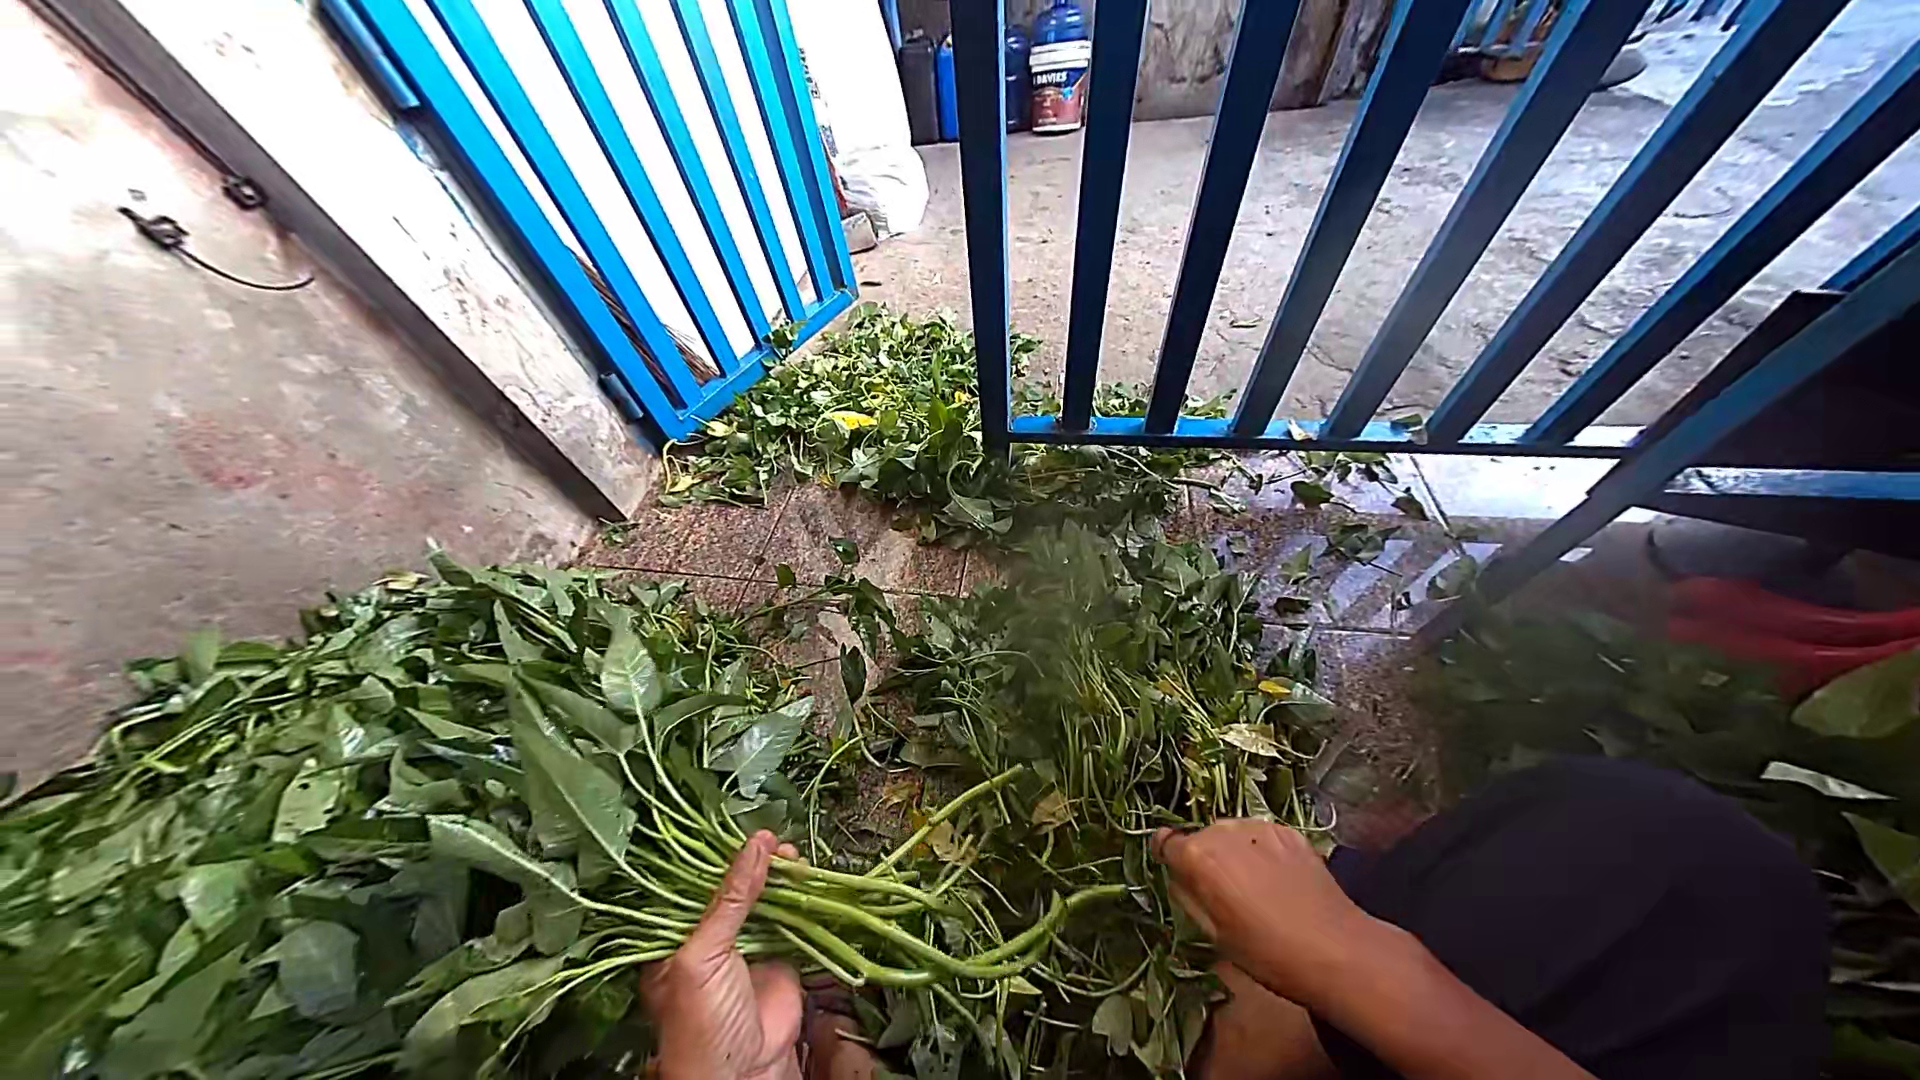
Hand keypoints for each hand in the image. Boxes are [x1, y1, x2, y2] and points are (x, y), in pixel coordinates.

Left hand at [643, 831, 802, 1079]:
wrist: (745, 1075)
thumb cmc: (702, 1022)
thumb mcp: (704, 955)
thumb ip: (731, 899)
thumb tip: (757, 844)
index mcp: (680, 940)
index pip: (700, 886)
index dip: (722, 858)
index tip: (743, 833)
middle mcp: (714, 939)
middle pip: (738, 889)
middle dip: (756, 864)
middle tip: (773, 842)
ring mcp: (749, 946)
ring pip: (766, 899)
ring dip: (781, 876)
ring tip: (792, 855)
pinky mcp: (781, 954)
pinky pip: (793, 918)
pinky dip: (802, 897)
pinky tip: (807, 877)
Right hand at [1152, 820, 1373, 1007]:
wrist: (1339, 951)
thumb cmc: (1268, 953)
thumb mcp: (1214, 934)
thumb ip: (1187, 896)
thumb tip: (1177, 875)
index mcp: (1198, 856)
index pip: (1164, 841)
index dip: (1169, 857)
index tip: (1180, 874)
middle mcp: (1222, 830)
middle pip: (1201, 838)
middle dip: (1207, 858)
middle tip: (1226, 892)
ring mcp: (1257, 827)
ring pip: (1231, 835)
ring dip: (1234, 853)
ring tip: (1257, 887)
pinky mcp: (1287, 831)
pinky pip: (1261, 837)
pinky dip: (1263, 852)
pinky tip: (1280, 881)